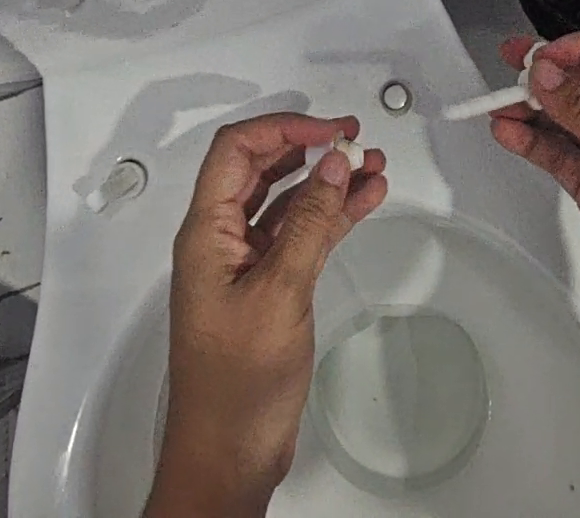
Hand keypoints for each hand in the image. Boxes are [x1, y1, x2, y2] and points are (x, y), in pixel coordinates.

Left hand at [146, 113, 388, 517]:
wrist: (231, 453)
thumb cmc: (236, 385)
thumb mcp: (279, 292)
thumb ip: (308, 223)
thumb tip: (333, 164)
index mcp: (206, 231)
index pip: (237, 151)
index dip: (282, 127)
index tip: (329, 129)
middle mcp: (223, 237)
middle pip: (263, 167)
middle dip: (309, 145)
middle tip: (353, 137)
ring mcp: (249, 259)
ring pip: (289, 199)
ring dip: (329, 179)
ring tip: (372, 164)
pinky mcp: (272, 281)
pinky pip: (304, 231)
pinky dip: (333, 214)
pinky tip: (365, 200)